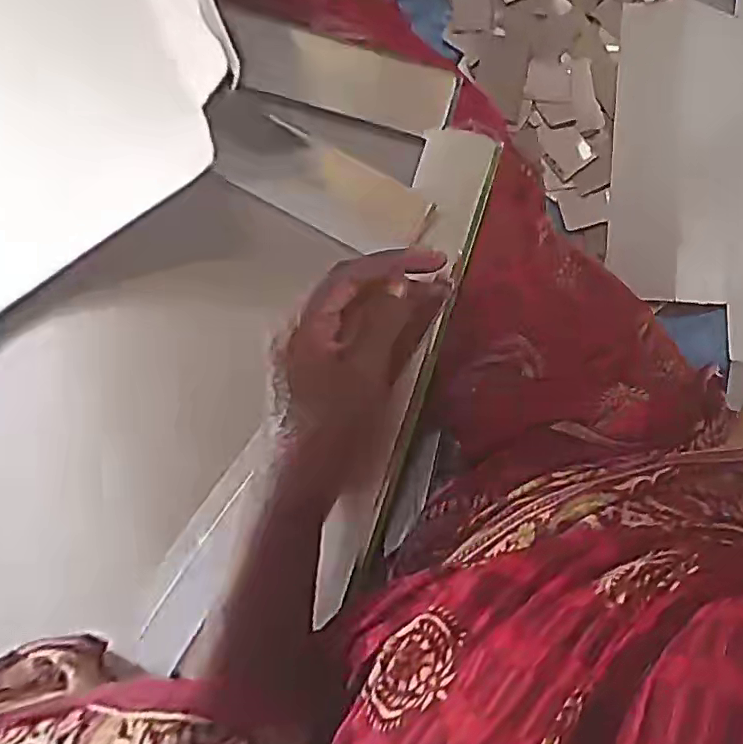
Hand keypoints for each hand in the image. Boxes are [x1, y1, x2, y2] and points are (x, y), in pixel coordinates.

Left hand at [269, 248, 452, 503]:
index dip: (396, 261)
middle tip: (440, 275)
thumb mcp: (366, 372)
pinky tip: (412, 323)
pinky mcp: (323, 368)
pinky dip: (387, 320)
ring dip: (396, 298)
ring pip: (356, 309)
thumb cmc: (333, 428)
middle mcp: (302, 330)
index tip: (437, 261)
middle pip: (351, 288)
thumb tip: (403, 284)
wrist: (302, 482)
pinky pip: (357, 330)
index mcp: (304, 326)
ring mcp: (311, 350)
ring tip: (436, 294)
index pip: (350, 275)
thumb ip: (384, 324)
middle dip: (398, 276)